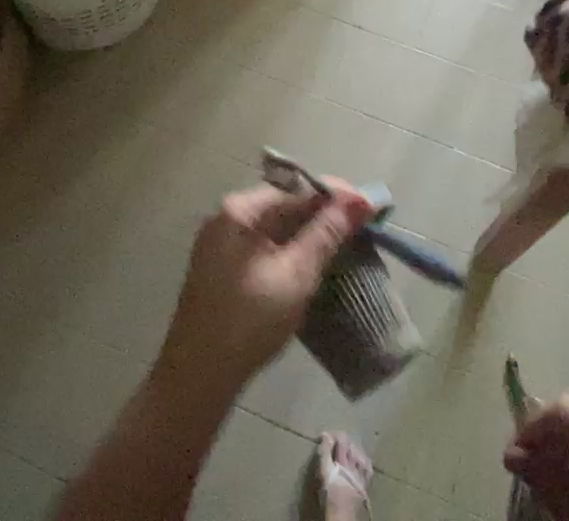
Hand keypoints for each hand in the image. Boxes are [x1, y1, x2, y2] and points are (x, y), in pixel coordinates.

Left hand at [156, 179, 375, 390]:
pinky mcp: (222, 269)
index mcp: (239, 211)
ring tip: (346, 243)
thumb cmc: (249, 320)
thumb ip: (327, 234)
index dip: (335, 195)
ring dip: (309, 233)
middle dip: (324, 214)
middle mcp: (226, 218)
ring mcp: (221, 244)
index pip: (296, 190)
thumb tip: (359, 200)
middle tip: (363, 226)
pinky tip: (313, 263)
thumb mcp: (296, 274)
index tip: (370, 206)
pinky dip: (291, 250)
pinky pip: (264, 246)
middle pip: (284, 205)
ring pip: (275, 228)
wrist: (198, 377)